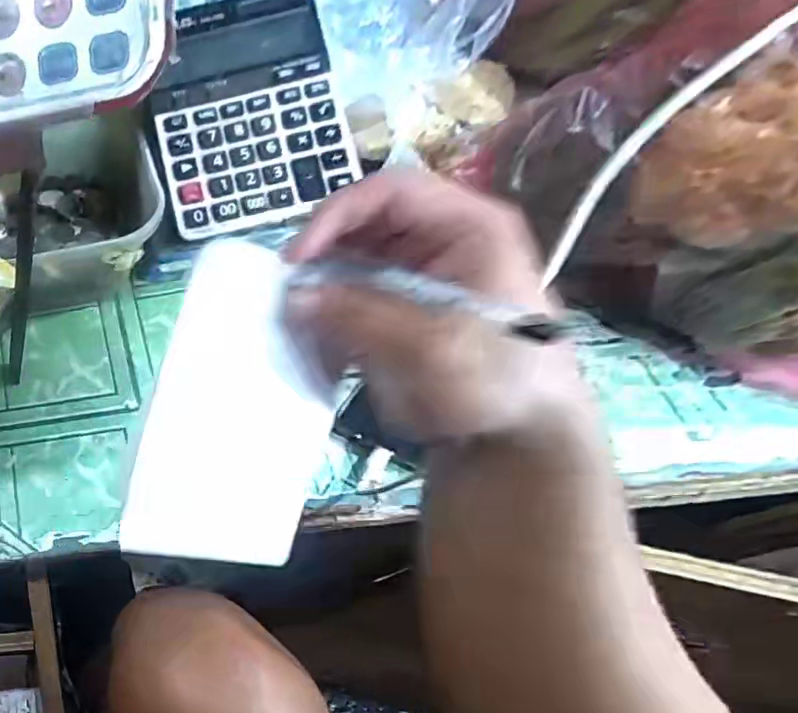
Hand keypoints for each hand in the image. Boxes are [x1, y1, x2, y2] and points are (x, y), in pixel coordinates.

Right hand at [284, 168, 589, 442]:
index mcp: (465, 228)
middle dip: (319, 255)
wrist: (512, 436)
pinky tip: (307, 339)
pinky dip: (320, 317)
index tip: (295, 259)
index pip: (390, 192)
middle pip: (362, 226)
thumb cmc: (493, 381)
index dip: (336, 215)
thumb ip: (360, 314)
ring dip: (315, 288)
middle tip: (285, 291)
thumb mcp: (431, 345)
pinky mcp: (391, 318)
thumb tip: (294, 295)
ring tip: (290, 319)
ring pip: (348, 266)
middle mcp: (435, 246)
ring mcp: (411, 283)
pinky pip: (345, 304)